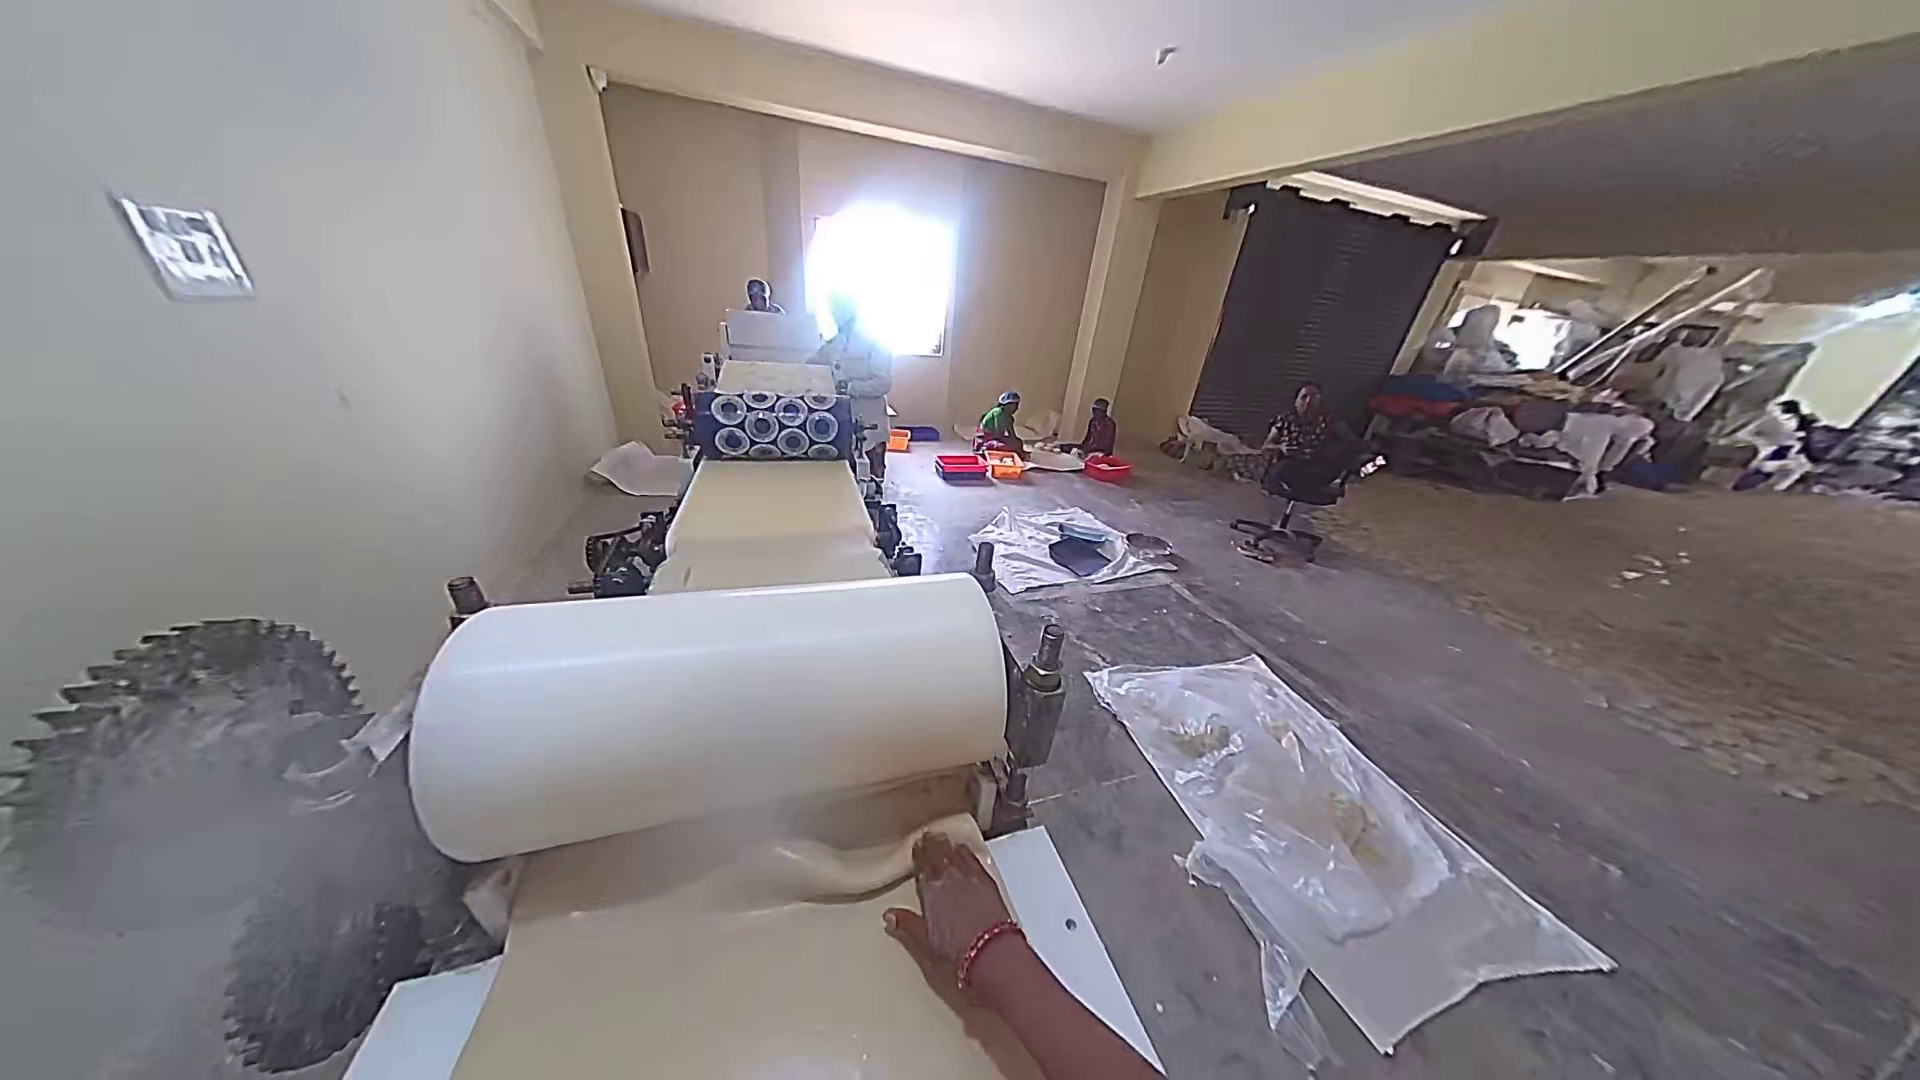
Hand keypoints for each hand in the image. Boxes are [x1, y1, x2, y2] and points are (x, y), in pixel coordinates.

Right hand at [884, 832, 1015, 991]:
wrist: (993, 955)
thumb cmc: (959, 954)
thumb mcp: (926, 945)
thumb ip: (908, 926)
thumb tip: (890, 916)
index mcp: (932, 890)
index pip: (922, 864)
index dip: (918, 854)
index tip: (916, 847)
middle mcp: (950, 878)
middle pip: (938, 854)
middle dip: (931, 844)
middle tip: (927, 837)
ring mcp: (970, 877)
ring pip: (955, 852)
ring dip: (947, 845)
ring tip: (942, 838)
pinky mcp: (987, 881)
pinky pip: (973, 858)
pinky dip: (966, 851)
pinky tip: (964, 849)